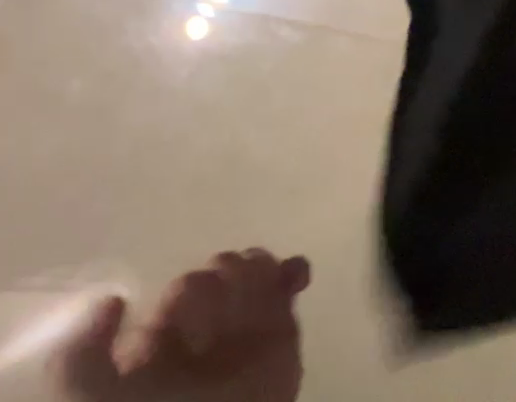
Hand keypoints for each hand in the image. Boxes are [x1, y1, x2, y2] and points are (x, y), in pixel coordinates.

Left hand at [52, 249, 309, 401]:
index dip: (191, 289)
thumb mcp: (95, 395)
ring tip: (262, 283)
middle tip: (231, 297)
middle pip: (218, 274)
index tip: (196, 306)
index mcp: (154, 343)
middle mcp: (199, 329)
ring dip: (260, 267)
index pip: (176, 291)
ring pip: (254, 270)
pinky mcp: (282, 326)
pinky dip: (294, 269)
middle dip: (228, 274)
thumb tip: (114, 299)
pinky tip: (294, 279)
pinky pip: (289, 282)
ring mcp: (244, 325)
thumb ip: (81, 357)